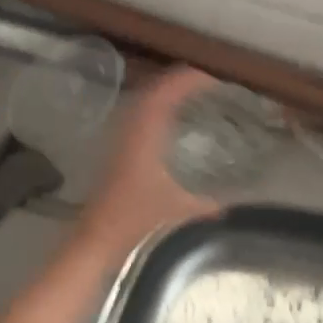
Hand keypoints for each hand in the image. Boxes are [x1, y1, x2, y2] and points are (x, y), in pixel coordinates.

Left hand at [77, 66, 220, 259]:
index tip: (210, 74)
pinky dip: (155, 111)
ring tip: (190, 92)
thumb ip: (207, 208)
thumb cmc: (136, 228)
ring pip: (141, 105)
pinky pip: (138, 120)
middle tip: (204, 78)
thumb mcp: (180, 216)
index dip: (186, 81)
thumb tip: (228, 206)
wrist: (94, 247)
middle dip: (177, 82)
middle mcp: (128, 134)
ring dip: (164, 94)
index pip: (164, 96)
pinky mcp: (115, 158)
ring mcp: (119, 144)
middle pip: (151, 93)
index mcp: (144, 139)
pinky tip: (169, 122)